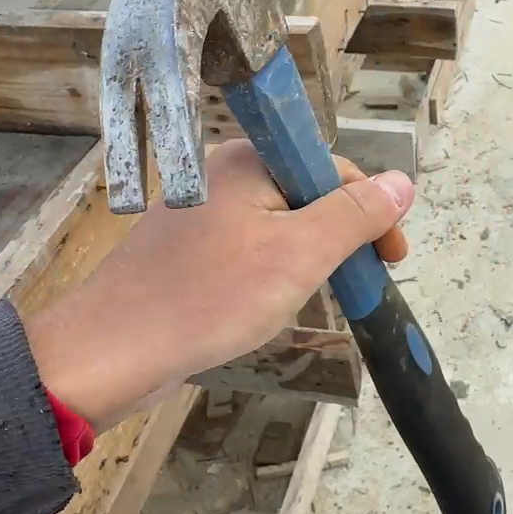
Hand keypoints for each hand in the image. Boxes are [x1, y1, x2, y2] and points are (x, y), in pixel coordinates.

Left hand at [24, 140, 413, 429]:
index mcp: (250, 159)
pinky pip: (252, 246)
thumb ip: (355, 216)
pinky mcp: (191, 247)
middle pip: (308, 194)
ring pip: (282, 224)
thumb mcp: (299, 254)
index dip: (370, 212)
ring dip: (311, 256)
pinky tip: (274, 299)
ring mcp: (205, 211)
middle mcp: (225, 173)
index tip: (390, 260)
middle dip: (340, 238)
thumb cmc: (209, 298)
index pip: (333, 170)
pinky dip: (276, 269)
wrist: (109, 354)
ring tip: (318, 295)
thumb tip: (403, 182)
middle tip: (356, 285)